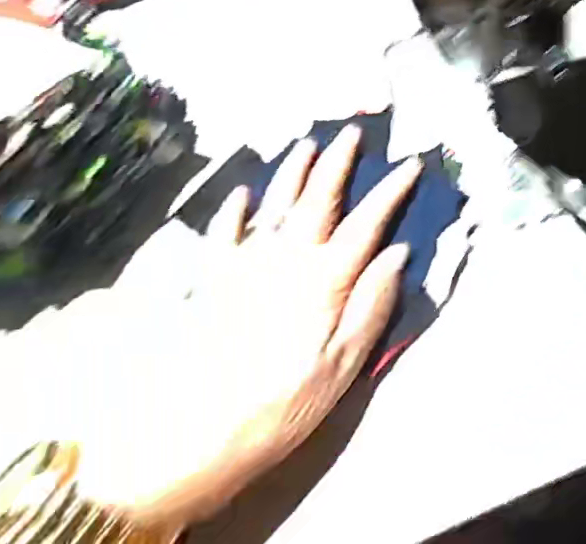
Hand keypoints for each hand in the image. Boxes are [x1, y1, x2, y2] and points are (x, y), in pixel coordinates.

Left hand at [74, 127, 418, 531]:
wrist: (174, 453)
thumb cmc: (275, 409)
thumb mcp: (340, 368)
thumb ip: (371, 305)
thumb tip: (398, 252)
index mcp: (322, 281)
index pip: (367, 222)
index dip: (392, 190)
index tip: (412, 163)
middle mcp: (283, 263)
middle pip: (317, 201)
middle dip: (338, 163)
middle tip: (353, 132)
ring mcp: (240, 271)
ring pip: (272, 206)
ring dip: (292, 173)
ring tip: (308, 144)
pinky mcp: (206, 287)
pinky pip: (221, 236)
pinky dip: (233, 211)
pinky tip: (243, 193)